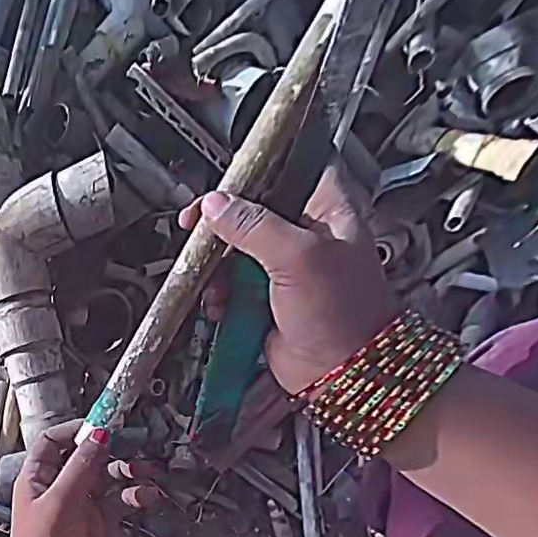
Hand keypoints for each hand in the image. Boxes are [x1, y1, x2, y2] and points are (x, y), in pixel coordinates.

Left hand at [8, 421, 158, 536]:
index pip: (53, 441)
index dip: (76, 430)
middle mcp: (56, 488)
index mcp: (36, 478)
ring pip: (105, 479)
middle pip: (85, 457)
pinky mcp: (96, 524)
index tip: (103, 425)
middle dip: (110, 451)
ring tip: (146, 473)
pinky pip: (117, 502)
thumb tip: (98, 434)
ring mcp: (78, 506)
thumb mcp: (61, 503)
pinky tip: (146, 496)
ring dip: (126, 473)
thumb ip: (82, 467)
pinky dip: (132, 497)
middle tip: (135, 446)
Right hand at [181, 167, 396, 393]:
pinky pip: (229, 283)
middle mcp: (304, 231)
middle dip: (220, 223)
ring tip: (211, 280)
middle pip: (250, 209)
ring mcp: (281, 265)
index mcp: (326, 208)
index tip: (222, 182)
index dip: (254, 169)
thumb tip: (214, 205)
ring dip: (214, 264)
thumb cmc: (340, 311)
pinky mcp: (264, 295)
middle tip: (196, 229)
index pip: (290, 166)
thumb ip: (254, 225)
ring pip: (233, 248)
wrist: (341, 369)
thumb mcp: (298, 256)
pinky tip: (218, 303)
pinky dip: (217, 292)